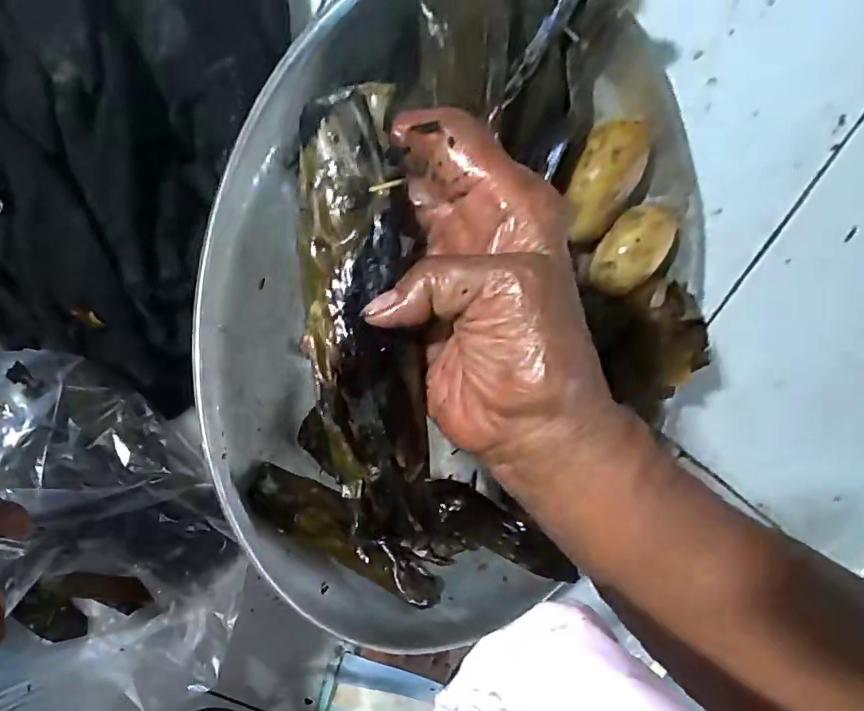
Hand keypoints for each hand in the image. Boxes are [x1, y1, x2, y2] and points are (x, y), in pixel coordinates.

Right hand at [364, 108, 620, 477]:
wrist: (528, 423)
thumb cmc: (536, 349)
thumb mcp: (505, 289)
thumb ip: (439, 278)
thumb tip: (376, 306)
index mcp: (510, 209)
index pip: (465, 148)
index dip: (425, 133)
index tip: (380, 134)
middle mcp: (474, 235)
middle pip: (423, 190)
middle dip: (384, 184)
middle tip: (337, 183)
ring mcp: (442, 279)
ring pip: (397, 241)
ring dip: (366, 238)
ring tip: (327, 230)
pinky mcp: (418, 319)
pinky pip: (383, 294)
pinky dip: (360, 292)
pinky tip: (332, 285)